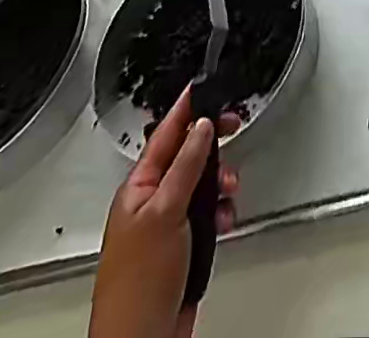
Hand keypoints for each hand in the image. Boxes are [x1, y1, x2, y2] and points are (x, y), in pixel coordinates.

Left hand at [89, 88, 239, 337]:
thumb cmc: (137, 281)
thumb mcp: (164, 212)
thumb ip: (185, 168)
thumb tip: (199, 129)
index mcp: (140, 182)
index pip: (166, 133)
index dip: (185, 109)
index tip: (200, 87)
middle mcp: (154, 197)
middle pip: (186, 155)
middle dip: (209, 142)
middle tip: (230, 123)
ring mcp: (169, 221)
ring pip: (200, 185)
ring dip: (218, 182)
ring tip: (229, 185)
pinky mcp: (185, 244)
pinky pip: (207, 215)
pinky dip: (221, 212)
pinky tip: (225, 218)